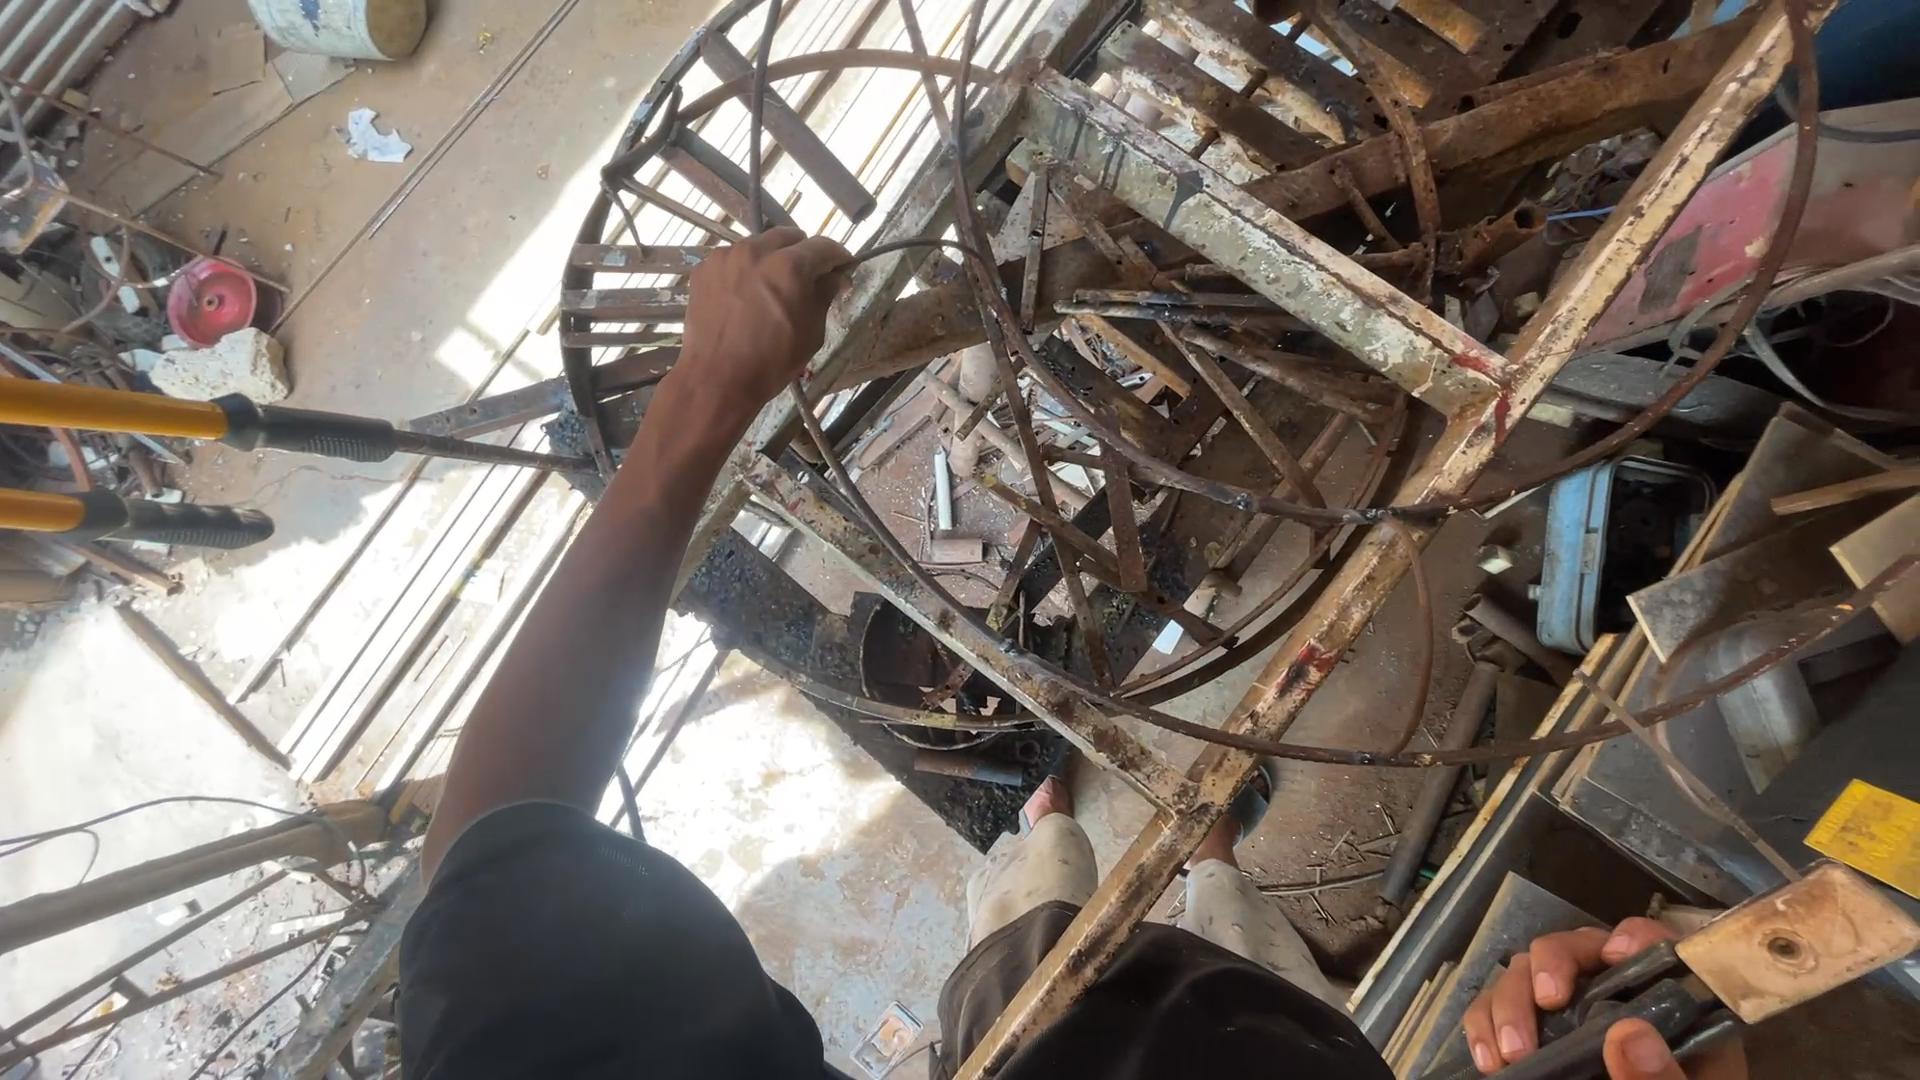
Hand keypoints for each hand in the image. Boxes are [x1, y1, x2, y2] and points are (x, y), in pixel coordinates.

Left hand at [673, 226, 850, 429]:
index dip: (839, 258)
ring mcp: (727, 256)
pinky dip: (747, 270)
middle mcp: (756, 250)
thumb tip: (834, 278)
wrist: (718, 378)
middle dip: (804, 254)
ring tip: (773, 287)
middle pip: (789, 237)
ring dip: (773, 259)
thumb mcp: (811, 333)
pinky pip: (734, 259)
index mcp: (789, 266)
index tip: (844, 270)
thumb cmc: (772, 361)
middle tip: (808, 279)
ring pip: (759, 245)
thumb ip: (824, 297)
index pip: (824, 247)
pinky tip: (746, 296)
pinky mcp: (705, 268)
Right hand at [1462, 917, 1745, 1079]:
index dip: (1633, 938)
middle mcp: (1605, 989)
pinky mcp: (1526, 1023)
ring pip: (1521, 972)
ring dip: (1508, 1005)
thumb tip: (1629, 1035)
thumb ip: (1667, 1075)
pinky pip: (1491, 1005)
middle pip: (1568, 948)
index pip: (1649, 946)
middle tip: (1545, 1003)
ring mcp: (1561, 1005)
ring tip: (1512, 1054)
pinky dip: (1483, 1025)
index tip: (1616, 957)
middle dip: (1547, 968)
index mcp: (1660, 1002)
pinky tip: (1489, 1060)